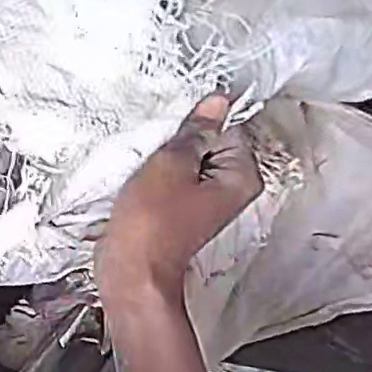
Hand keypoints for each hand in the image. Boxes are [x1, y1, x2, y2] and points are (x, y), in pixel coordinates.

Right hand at [95, 94, 261, 300]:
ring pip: (183, 164)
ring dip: (160, 162)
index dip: (194, 126)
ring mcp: (202, 203)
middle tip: (153, 156)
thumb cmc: (151, 220)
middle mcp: (230, 190)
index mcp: (241, 177)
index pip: (225, 129)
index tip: (168, 136)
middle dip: (176, 145)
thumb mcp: (170, 165)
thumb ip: (194, 131)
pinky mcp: (177, 212)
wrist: (130, 269)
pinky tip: (136, 184)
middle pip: (205, 146)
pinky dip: (152, 179)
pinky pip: (169, 182)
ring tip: (142, 171)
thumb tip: (217, 101)